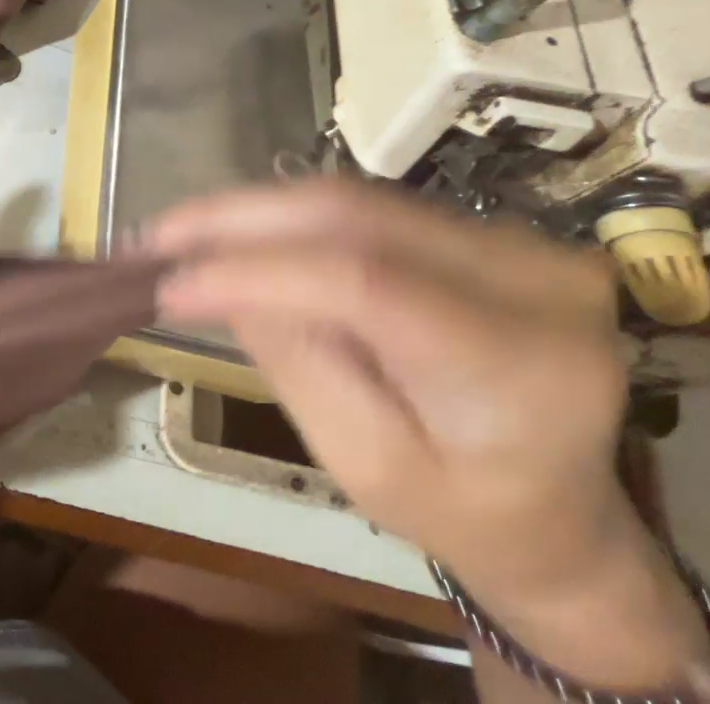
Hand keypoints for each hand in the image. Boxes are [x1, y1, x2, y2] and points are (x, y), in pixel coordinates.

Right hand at [147, 179, 640, 606]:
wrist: (556, 509)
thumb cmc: (457, 508)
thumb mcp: (363, 462)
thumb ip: (299, 365)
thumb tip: (224, 283)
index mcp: (518, 365)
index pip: (365, 283)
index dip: (252, 272)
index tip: (165, 287)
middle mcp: (537, 283)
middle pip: (357, 216)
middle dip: (238, 219)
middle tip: (153, 237)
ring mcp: (522, 247)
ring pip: (355, 200)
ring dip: (254, 213)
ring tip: (178, 235)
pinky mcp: (490, 235)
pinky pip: (368, 209)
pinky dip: (289, 219)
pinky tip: (235, 235)